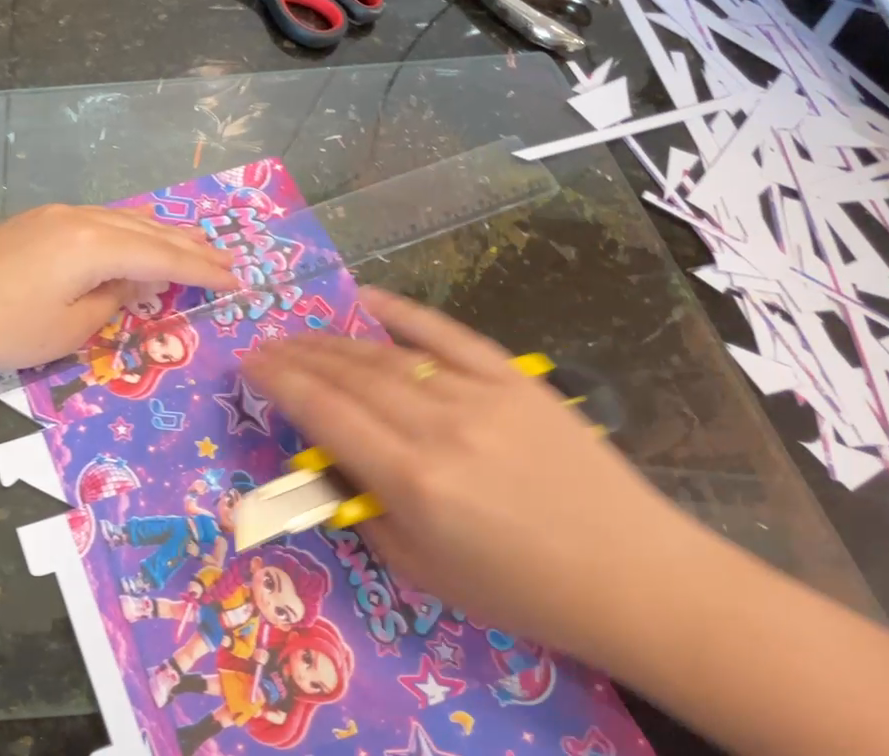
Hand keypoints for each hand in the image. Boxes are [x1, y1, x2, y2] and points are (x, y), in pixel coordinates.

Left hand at [0, 204, 236, 376]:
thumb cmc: (4, 330)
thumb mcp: (70, 329)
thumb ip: (113, 301)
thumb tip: (134, 281)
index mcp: (95, 245)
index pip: (164, 257)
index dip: (202, 270)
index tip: (237, 279)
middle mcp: (79, 218)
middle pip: (146, 229)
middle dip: (187, 244)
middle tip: (225, 255)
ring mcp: (51, 215)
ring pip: (120, 219)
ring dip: (156, 231)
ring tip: (189, 239)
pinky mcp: (30, 222)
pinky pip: (94, 220)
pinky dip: (123, 229)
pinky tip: (130, 233)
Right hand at [240, 288, 695, 659]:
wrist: (641, 581)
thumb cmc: (520, 591)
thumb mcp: (418, 569)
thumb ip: (362, 507)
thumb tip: (328, 459)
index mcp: (412, 480)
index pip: (322, 412)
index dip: (277, 382)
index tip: (247, 364)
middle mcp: (439, 427)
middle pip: (347, 375)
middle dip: (295, 356)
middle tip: (263, 346)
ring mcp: (481, 396)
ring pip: (385, 354)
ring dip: (332, 341)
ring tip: (298, 335)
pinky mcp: (517, 381)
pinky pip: (447, 335)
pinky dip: (402, 312)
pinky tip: (365, 297)